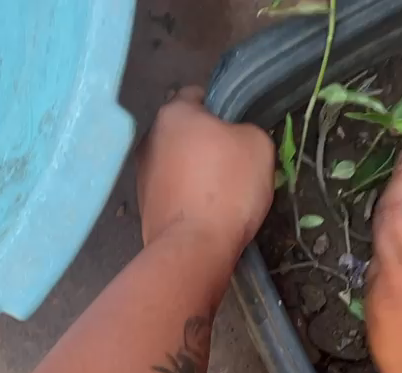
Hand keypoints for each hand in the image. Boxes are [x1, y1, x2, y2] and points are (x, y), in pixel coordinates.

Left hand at [136, 88, 274, 256]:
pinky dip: (187, 201)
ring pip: (177, 166)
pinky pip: (173, 195)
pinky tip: (205, 217)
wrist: (195, 249)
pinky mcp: (144, 209)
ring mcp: (142, 175)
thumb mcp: (259, 146)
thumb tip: (238, 139)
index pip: (198, 95)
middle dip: (206, 146)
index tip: (239, 135)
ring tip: (220, 199)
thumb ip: (249, 131)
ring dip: (195, 176)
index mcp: (173, 112)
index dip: (223, 111)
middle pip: (185, 134)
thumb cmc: (228, 189)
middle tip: (233, 168)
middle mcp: (150, 138)